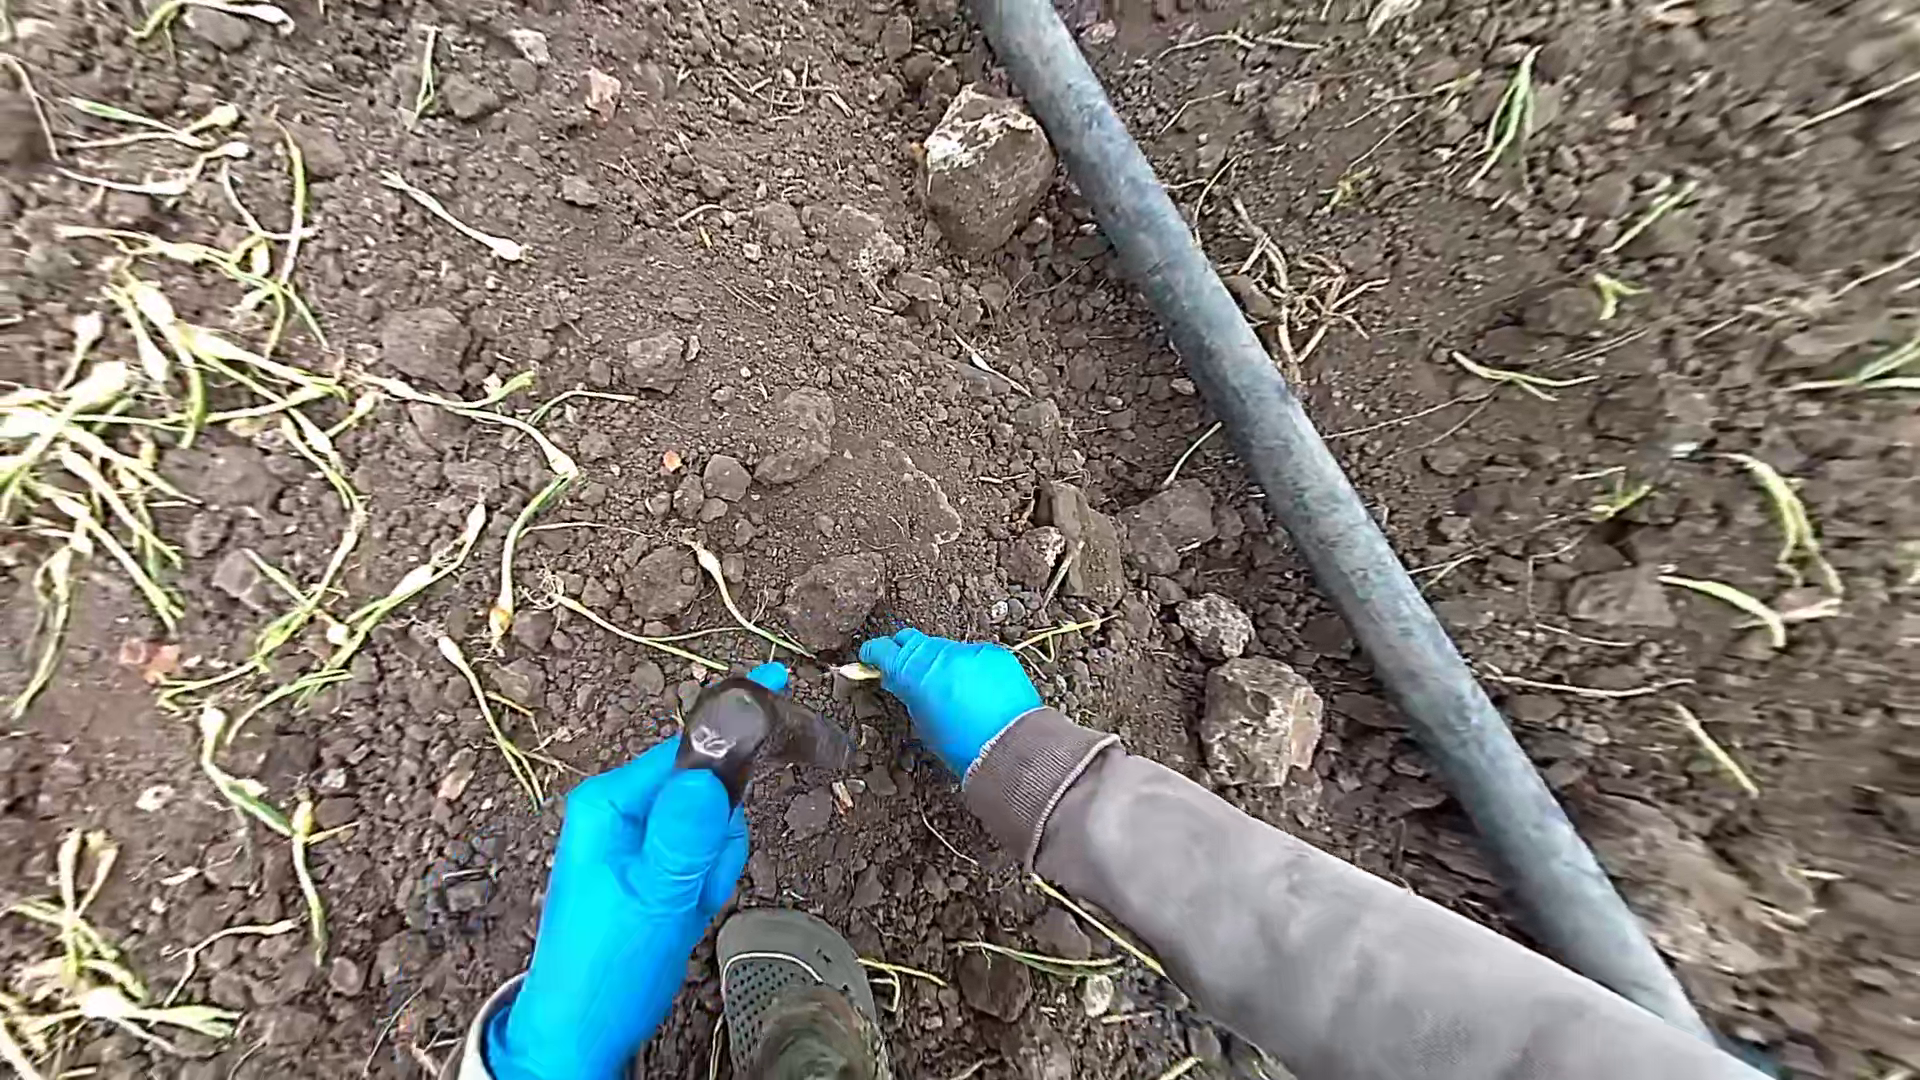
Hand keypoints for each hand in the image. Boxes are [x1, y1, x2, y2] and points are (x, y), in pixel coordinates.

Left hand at [484, 662, 786, 1079]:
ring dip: (718, 857)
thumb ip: (681, 837)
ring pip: (720, 815)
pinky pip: (713, 842)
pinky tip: (691, 903)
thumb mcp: (649, 901)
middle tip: (704, 878)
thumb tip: (708, 775)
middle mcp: (629, 804)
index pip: (688, 745)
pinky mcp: (663, 853)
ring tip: (691, 899)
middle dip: (721, 830)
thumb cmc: (604, 969)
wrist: (582, 1036)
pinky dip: (714, 871)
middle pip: (712, 781)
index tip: (778, 681)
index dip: (736, 726)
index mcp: (613, 800)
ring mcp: (647, 829)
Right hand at [859, 629, 1041, 775]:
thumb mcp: (922, 722)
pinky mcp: (992, 653)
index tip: (871, 657)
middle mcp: (939, 654)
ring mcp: (968, 651)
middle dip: (906, 651)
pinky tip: (977, 689)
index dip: (874, 653)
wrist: (1009, 746)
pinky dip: (970, 668)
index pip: (883, 649)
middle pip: (912, 639)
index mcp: (914, 672)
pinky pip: (973, 655)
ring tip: (951, 689)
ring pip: (945, 649)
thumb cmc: (963, 746)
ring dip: (942, 663)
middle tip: (908, 668)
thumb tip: (899, 680)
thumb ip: (909, 693)